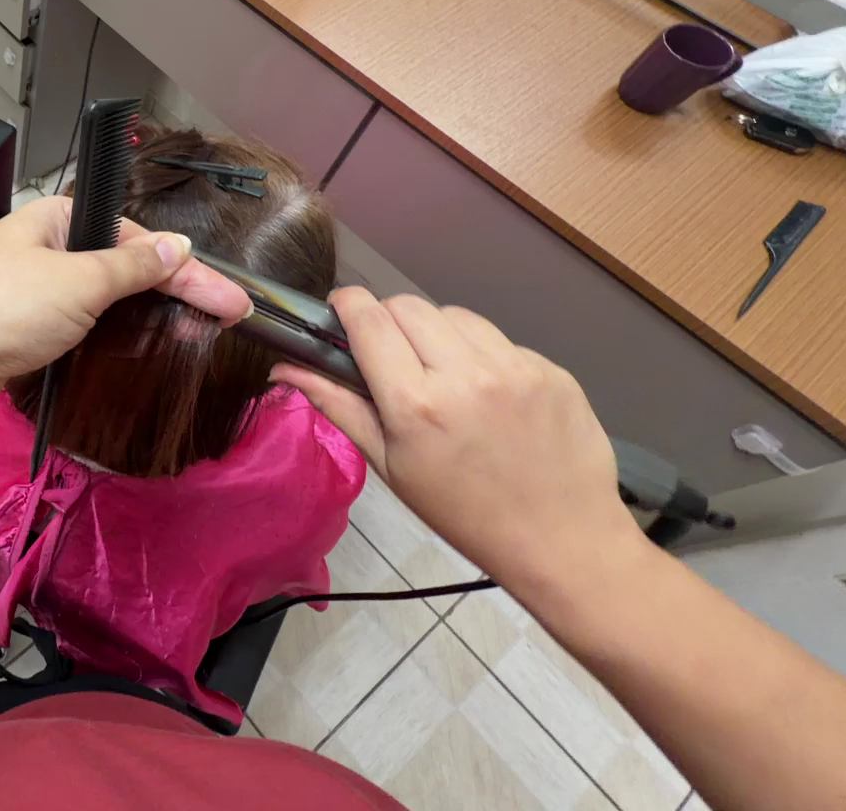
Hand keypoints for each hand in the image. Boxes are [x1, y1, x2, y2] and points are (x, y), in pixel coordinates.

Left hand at [0, 195, 251, 417]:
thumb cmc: (1, 304)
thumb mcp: (76, 280)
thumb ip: (132, 266)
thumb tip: (178, 245)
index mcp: (57, 221)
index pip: (136, 237)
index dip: (185, 267)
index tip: (228, 299)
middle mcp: (47, 252)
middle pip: (124, 268)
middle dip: (174, 291)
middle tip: (227, 318)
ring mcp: (35, 295)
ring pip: (102, 303)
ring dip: (144, 317)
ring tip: (195, 335)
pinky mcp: (26, 335)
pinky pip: (79, 332)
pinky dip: (110, 340)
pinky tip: (140, 351)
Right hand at [271, 288, 644, 591]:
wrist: (563, 542)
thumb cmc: (459, 510)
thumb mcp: (387, 463)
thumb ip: (336, 405)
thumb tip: (282, 368)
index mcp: (415, 402)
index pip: (370, 319)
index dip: (347, 304)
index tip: (340, 311)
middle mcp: (465, 374)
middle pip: (408, 305)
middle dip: (387, 317)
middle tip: (387, 351)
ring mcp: (516, 368)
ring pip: (453, 314)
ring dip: (433, 330)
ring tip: (438, 369)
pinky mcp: (552, 370)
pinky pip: (498, 338)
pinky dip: (478, 352)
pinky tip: (484, 391)